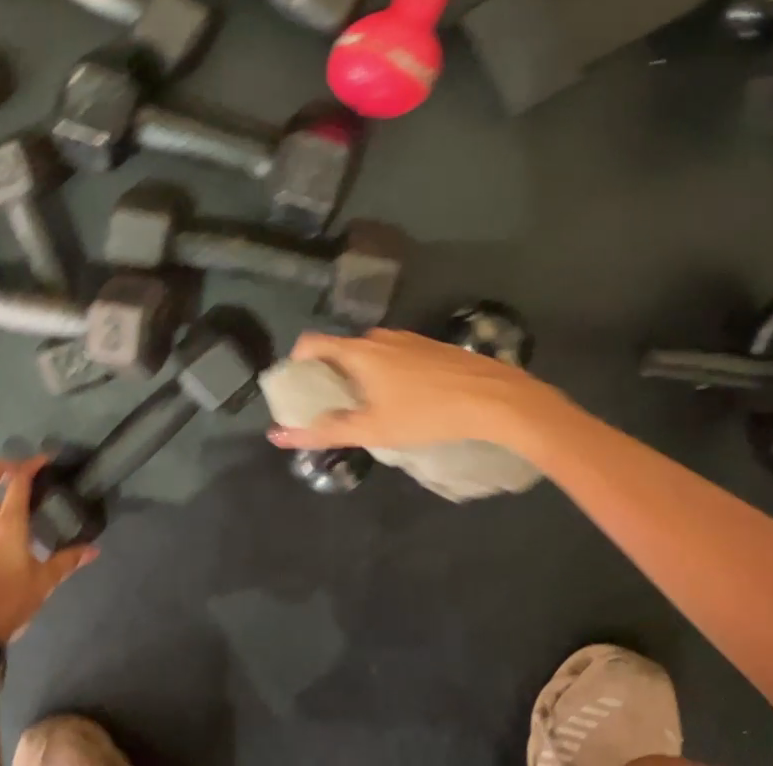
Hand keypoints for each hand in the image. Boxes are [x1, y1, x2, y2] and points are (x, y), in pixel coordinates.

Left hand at [0, 456, 95, 645]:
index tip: (45, 460)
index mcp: (8, 525)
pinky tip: (18, 535)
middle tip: (15, 469)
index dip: (30, 465)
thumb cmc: (10, 600)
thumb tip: (94, 550)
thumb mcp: (45, 581)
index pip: (17, 483)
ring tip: (25, 503)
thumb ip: (68, 561)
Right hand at [265, 329, 569, 451]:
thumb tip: (277, 436)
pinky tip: (403, 401)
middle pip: (338, 350)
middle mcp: (377, 336)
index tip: (298, 390)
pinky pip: (392, 356)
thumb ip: (325, 432)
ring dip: (358, 376)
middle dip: (329, 376)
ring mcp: (406, 338)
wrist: (495, 398)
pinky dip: (384, 374)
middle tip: (332, 409)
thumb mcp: (374, 429)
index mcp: (358, 350)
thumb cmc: (427, 413)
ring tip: (368, 409)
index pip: (310, 343)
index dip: (297, 363)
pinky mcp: (429, 346)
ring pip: (368, 354)